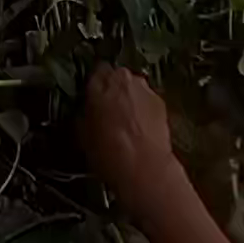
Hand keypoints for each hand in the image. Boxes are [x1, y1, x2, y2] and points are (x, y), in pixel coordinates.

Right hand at [80, 65, 176, 202]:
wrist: (145, 170)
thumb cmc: (110, 154)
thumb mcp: (83, 135)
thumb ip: (83, 114)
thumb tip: (85, 112)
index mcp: (99, 81)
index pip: (94, 72)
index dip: (94, 86)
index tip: (93, 99)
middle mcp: (122, 78)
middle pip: (116, 77)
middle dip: (113, 90)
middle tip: (109, 112)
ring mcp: (143, 88)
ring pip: (133, 87)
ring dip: (130, 99)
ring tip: (127, 123)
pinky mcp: (160, 101)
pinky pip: (148, 100)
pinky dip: (145, 109)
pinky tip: (142, 130)